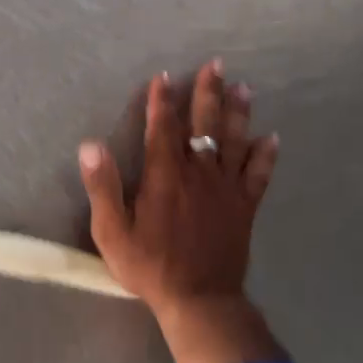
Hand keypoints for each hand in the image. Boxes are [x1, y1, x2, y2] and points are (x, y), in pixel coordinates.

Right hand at [78, 60, 278, 319]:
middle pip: (204, 125)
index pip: (162, 129)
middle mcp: (198, 174)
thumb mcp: (111, 230)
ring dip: (238, 112)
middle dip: (206, 93)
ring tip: (242, 87)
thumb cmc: (148, 266)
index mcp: (164, 177)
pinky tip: (272, 138)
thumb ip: (103, 186)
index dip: (161, 102)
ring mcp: (226, 190)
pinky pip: (259, 174)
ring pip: (235, 141)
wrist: (199, 298)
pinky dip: (266, 155)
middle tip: (214, 64)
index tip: (163, 77)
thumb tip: (90, 145)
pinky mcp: (244, 207)